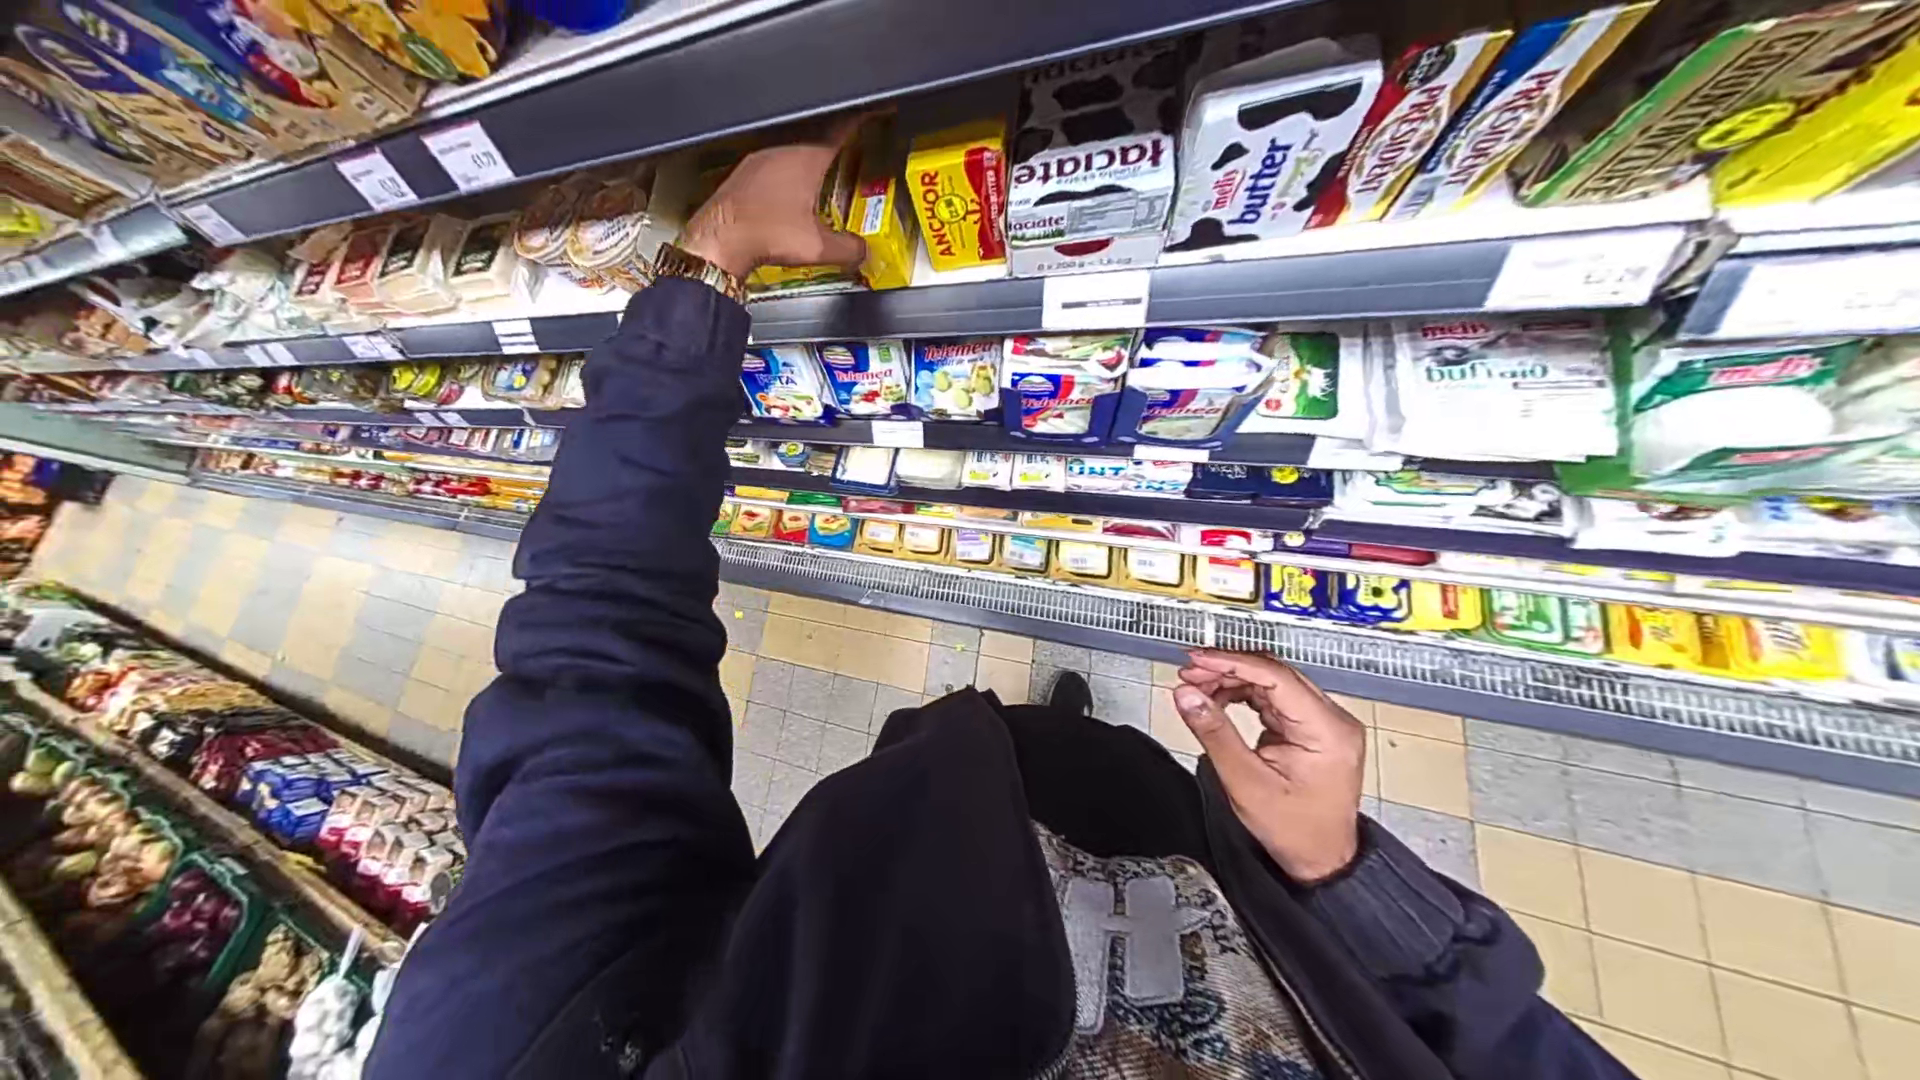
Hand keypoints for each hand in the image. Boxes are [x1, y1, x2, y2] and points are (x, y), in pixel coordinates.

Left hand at [677, 115, 867, 278]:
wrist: (720, 240)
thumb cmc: (766, 235)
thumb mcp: (819, 248)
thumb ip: (848, 249)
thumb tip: (863, 252)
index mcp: (805, 159)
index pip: (838, 132)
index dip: (855, 123)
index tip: (865, 116)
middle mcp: (780, 152)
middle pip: (814, 140)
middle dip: (833, 148)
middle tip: (847, 155)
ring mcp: (759, 161)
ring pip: (792, 154)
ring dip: (808, 165)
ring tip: (821, 181)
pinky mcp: (743, 176)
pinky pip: (773, 169)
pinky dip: (788, 178)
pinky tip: (789, 198)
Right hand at [1174, 649, 1366, 882]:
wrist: (1321, 859)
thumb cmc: (1294, 830)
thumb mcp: (1245, 782)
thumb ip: (1214, 732)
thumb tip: (1187, 695)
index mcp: (1327, 730)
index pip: (1275, 676)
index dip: (1231, 662)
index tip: (1197, 659)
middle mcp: (1331, 719)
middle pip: (1273, 672)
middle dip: (1227, 667)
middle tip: (1189, 671)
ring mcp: (1322, 721)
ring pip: (1270, 680)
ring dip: (1231, 678)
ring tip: (1196, 685)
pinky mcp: (1310, 726)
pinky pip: (1272, 695)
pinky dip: (1241, 692)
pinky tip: (1218, 698)